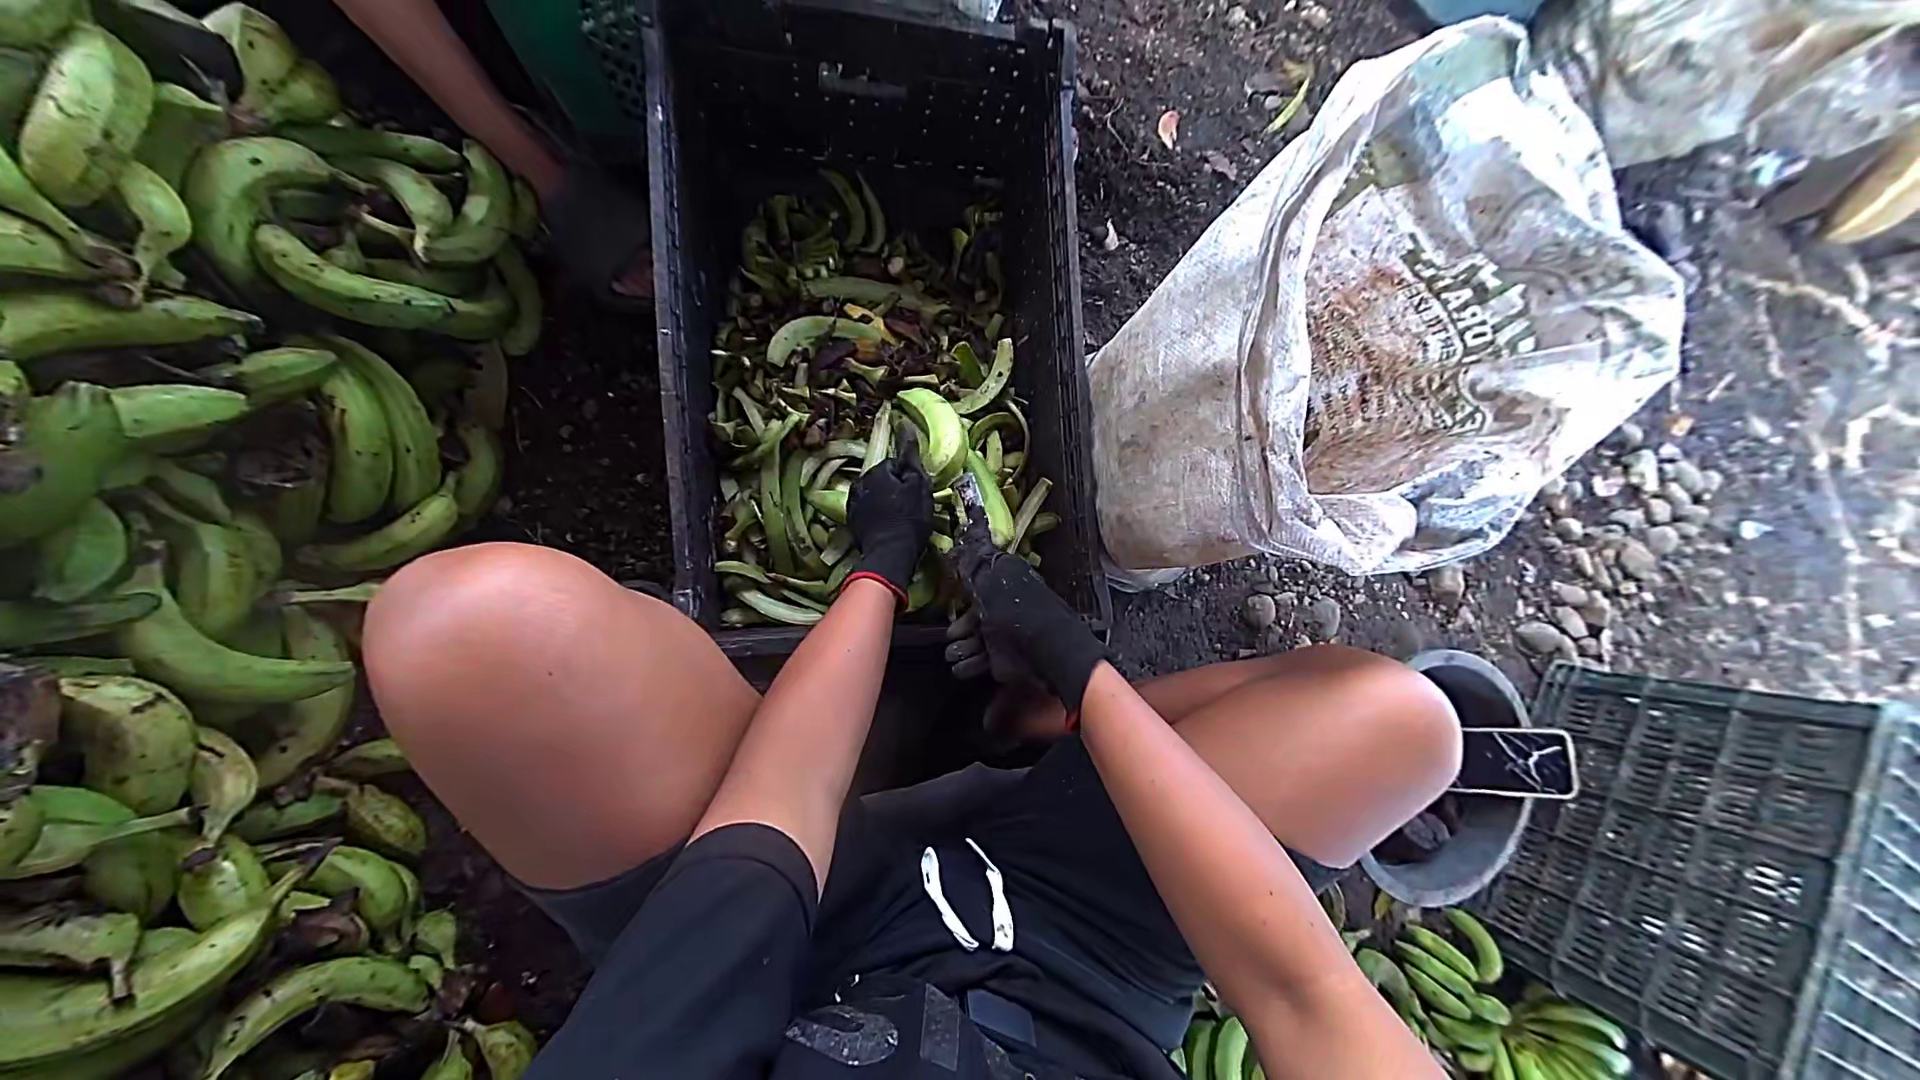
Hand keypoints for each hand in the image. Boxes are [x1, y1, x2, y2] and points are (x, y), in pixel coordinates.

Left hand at [845, 428, 932, 605]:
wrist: (890, 554)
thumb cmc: (910, 519)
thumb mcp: (918, 485)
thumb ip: (910, 455)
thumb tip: (903, 424)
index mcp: (876, 471)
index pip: (896, 465)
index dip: (909, 478)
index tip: (916, 494)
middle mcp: (859, 482)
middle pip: (883, 478)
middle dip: (895, 488)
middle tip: (910, 506)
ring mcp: (853, 503)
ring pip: (874, 493)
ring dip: (885, 500)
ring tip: (900, 517)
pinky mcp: (852, 521)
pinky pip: (868, 509)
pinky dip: (877, 513)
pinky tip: (888, 525)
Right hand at [945, 536, 1105, 710]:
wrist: (1041, 650)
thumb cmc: (1014, 610)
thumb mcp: (988, 581)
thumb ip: (970, 565)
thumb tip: (956, 548)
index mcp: (1006, 582)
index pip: (979, 582)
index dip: (963, 587)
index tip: (948, 592)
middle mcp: (1005, 607)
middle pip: (974, 615)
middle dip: (959, 626)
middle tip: (950, 633)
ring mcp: (1004, 635)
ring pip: (975, 641)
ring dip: (961, 648)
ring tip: (951, 654)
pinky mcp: (1003, 660)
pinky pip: (980, 662)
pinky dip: (968, 665)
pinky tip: (959, 666)